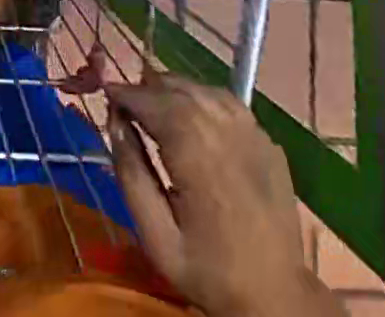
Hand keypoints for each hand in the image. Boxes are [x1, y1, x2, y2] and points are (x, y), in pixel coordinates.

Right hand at [107, 69, 341, 316]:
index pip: (155, 103)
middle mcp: (228, 136)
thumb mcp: (155, 235)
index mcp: (198, 159)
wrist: (278, 299)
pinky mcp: (268, 143)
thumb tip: (115, 123)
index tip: (106, 94)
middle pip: (179, 89)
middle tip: (124, 104)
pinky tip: (190, 114)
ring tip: (152, 106)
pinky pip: (228, 103)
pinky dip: (201, 97)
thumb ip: (131, 174)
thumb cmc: (209, 270)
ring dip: (172, 90)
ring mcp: (254, 136)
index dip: (127, 93)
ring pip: (203, 89)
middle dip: (146, 89)